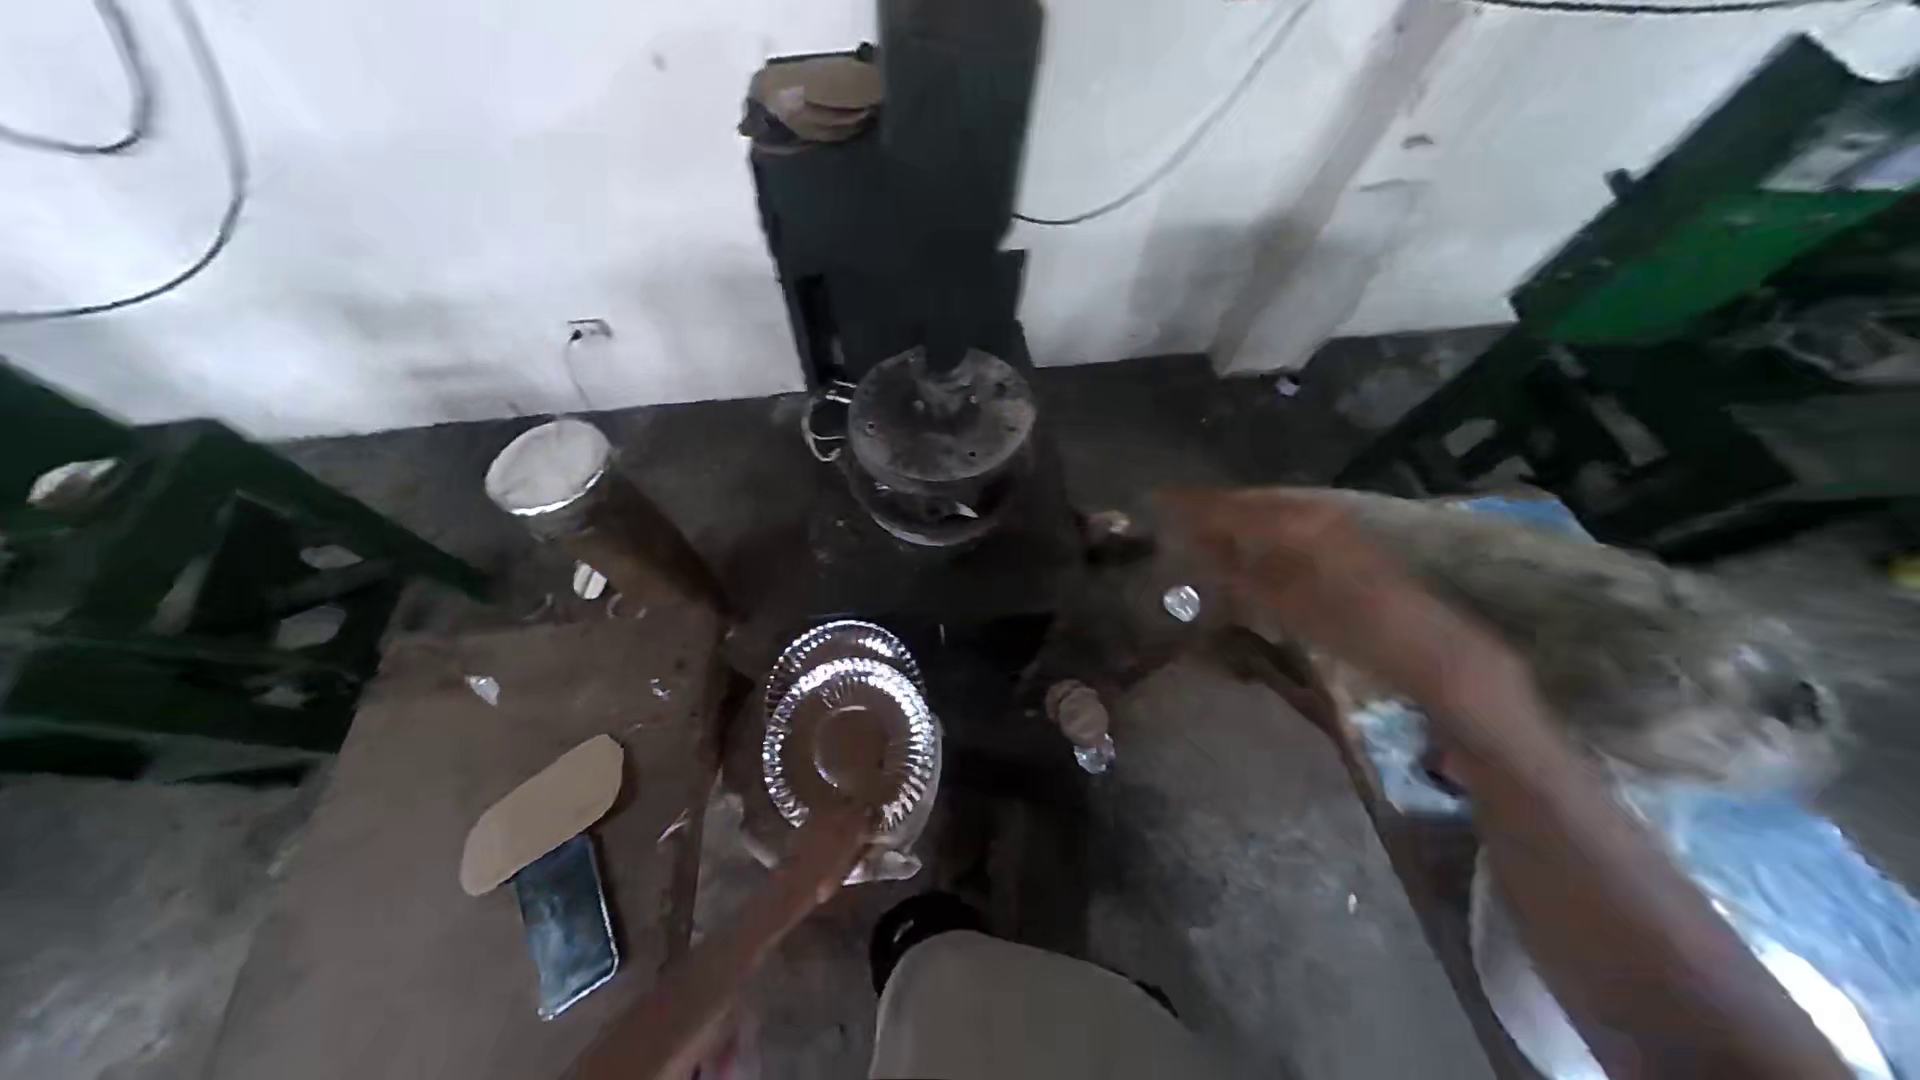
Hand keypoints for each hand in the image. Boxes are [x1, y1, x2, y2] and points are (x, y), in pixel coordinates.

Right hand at [1153, 488, 1542, 751]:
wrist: (1429, 647)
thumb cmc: (1351, 628)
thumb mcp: (1283, 602)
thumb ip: (1236, 572)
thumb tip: (1193, 548)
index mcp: (1296, 521)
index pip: (1231, 507)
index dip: (1191, 506)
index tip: (1155, 503)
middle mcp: (1313, 513)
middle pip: (1248, 504)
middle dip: (1209, 510)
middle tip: (1171, 517)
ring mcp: (1331, 525)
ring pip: (1267, 514)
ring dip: (1232, 522)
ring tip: (1198, 531)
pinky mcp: (1342, 543)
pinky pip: (1286, 526)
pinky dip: (1258, 533)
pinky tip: (1245, 547)